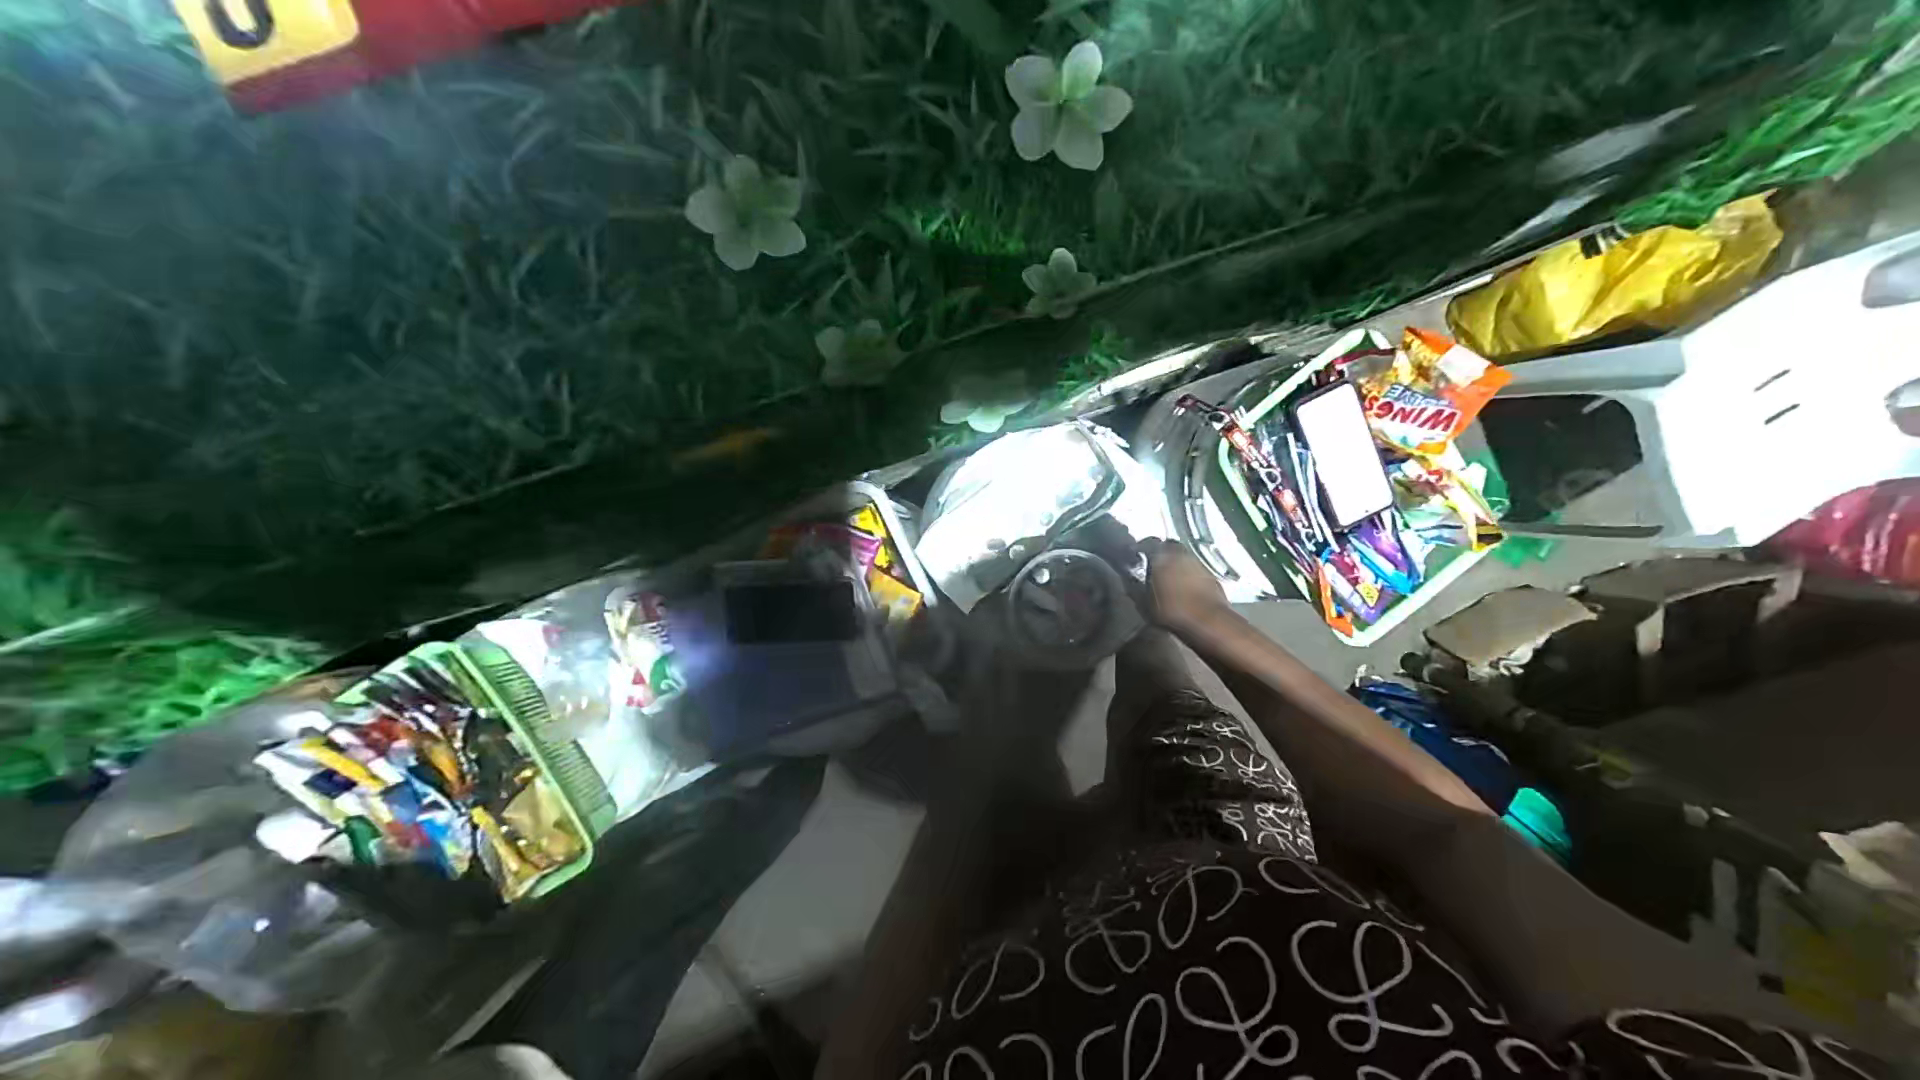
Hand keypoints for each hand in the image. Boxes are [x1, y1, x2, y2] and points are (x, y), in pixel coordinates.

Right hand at [1136, 538, 1229, 632]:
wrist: (1209, 622)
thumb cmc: (1174, 610)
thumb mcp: (1146, 602)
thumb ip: (1138, 586)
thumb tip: (1132, 579)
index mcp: (1162, 555)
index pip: (1148, 543)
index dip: (1140, 550)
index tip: (1134, 557)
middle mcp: (1181, 553)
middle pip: (1169, 547)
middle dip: (1161, 554)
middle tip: (1153, 566)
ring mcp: (1199, 563)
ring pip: (1183, 558)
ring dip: (1176, 564)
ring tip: (1168, 579)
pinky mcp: (1212, 576)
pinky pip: (1195, 570)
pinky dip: (1188, 575)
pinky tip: (1184, 589)